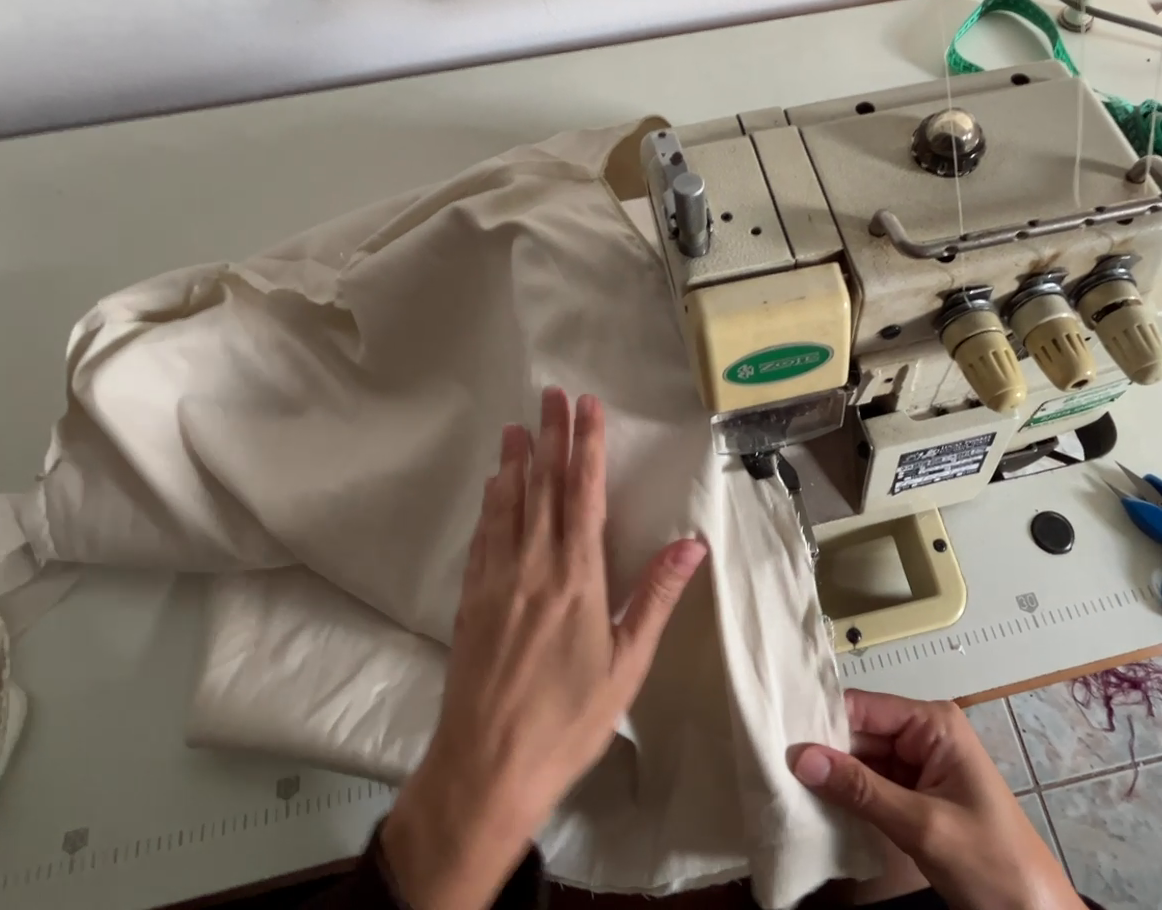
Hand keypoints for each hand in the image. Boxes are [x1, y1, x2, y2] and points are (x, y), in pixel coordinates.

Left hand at [382, 389, 708, 909]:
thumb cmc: (568, 720)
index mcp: (577, 579)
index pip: (584, 496)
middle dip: (550, 437)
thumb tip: (691, 543)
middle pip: (543, 488)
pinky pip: (483, 537)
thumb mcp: (627, 665)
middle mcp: (533, 567)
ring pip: (507, 505)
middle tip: (550, 394)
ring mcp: (496, 581)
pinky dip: (490, 504)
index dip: (587, 447)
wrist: (486, 767)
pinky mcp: (470, 599)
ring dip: (514, 461)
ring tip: (517, 426)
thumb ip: (655, 597)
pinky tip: (492, 488)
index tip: (587, 408)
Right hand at [792, 690, 1085, 909]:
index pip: (863, 706)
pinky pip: (868, 784)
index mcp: (933, 723)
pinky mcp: (912, 794)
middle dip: (821, 749)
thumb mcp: (922, 825)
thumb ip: (860, 790)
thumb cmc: (990, 860)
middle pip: (857, 731)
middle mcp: (922, 733)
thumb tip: (799, 756)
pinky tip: (810, 802)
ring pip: (858, 759)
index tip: (775, 733)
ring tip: (780, 781)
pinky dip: (844, 796)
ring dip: (828, 775)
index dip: (821, 718)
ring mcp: (917, 765)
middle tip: (770, 762)